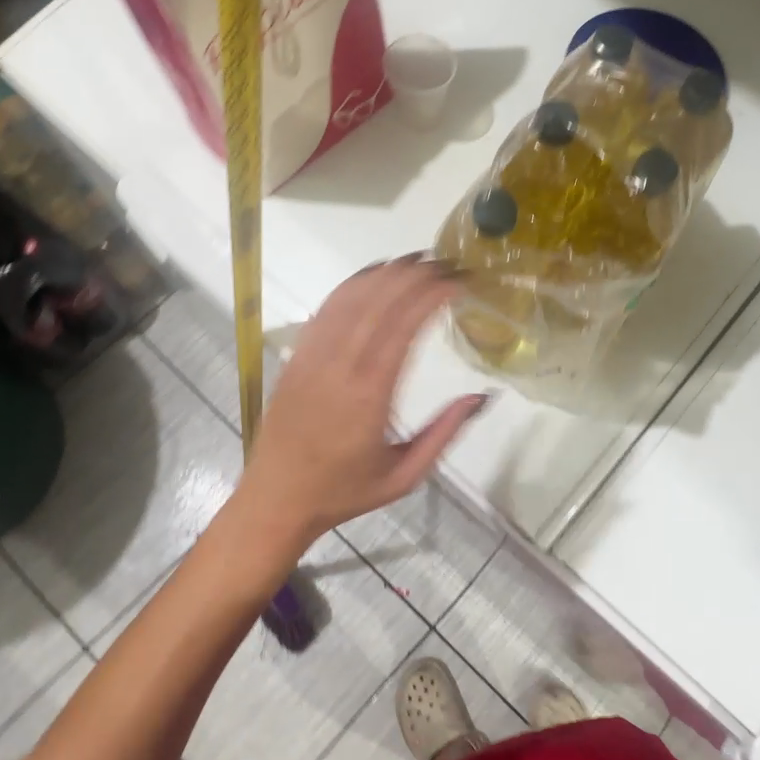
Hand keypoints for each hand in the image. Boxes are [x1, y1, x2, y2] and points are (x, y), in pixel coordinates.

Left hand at [235, 255, 489, 541]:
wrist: (277, 499)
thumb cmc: (345, 491)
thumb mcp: (406, 475)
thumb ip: (445, 433)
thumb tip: (482, 396)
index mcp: (370, 395)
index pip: (404, 326)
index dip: (432, 295)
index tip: (458, 281)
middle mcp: (339, 367)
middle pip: (379, 302)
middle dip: (414, 275)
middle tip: (446, 264)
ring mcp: (313, 357)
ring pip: (351, 298)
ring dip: (385, 273)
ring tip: (417, 260)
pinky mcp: (297, 356)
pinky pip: (325, 309)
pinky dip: (352, 285)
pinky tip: (374, 275)